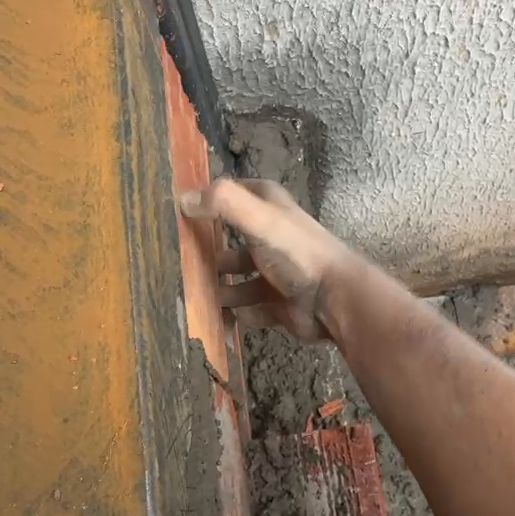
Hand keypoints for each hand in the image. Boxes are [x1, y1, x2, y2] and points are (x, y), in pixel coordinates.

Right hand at [177, 178, 361, 342]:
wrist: (334, 300)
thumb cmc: (296, 253)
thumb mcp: (259, 218)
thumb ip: (222, 203)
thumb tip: (183, 198)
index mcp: (270, 210)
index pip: (237, 195)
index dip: (213, 199)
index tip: (183, 209)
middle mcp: (273, 239)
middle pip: (233, 244)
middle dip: (209, 254)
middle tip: (180, 265)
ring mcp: (276, 275)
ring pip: (239, 282)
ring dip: (219, 290)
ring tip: (193, 297)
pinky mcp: (279, 306)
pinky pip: (250, 312)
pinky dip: (235, 316)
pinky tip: (216, 320)